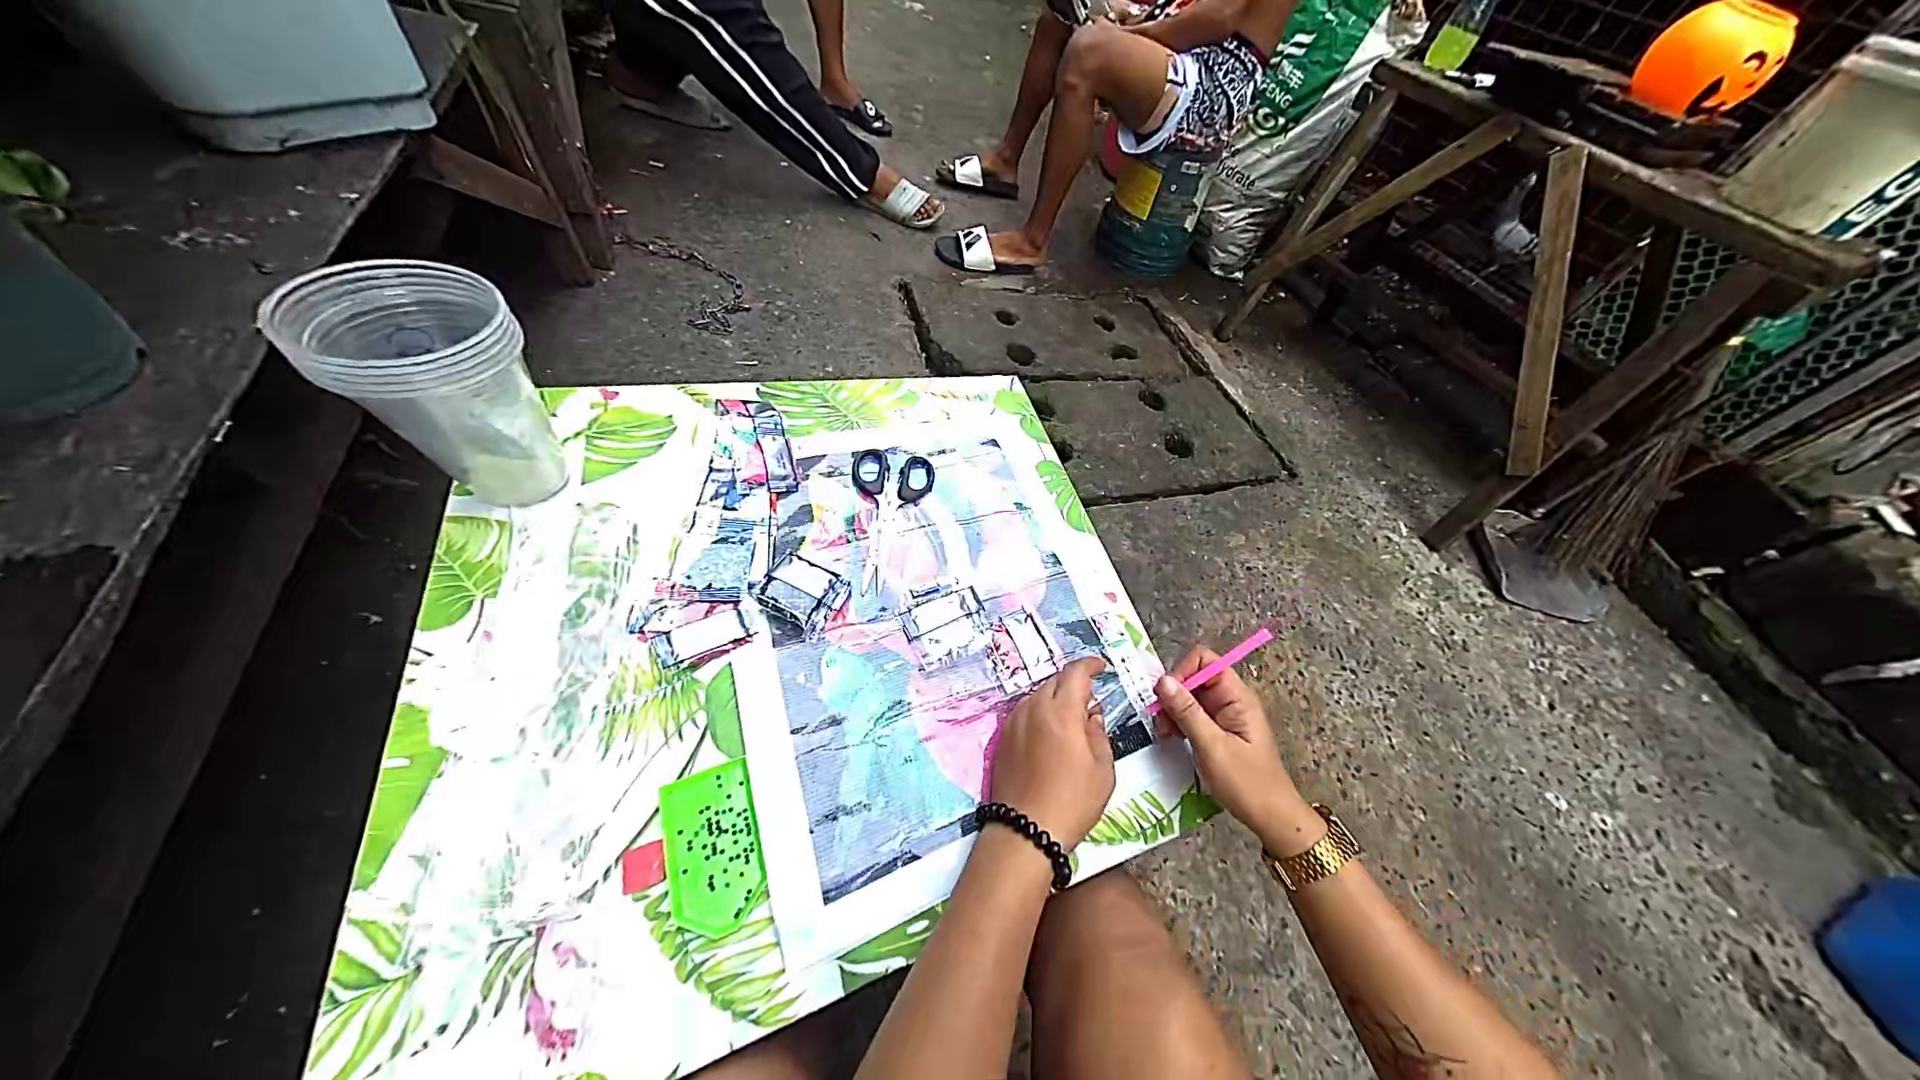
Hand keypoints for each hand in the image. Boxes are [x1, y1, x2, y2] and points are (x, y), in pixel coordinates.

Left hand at [989, 656, 1115, 850]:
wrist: (1024, 830)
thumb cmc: (1071, 801)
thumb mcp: (1102, 769)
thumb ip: (1098, 733)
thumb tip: (1091, 715)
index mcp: (1061, 711)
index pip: (1075, 673)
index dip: (1090, 665)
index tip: (1100, 667)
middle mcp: (1033, 709)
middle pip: (1055, 682)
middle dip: (1073, 685)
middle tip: (1090, 703)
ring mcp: (1013, 723)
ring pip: (1037, 697)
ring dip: (1055, 700)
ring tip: (1070, 723)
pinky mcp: (1002, 739)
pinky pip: (1024, 714)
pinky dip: (1039, 715)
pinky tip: (1049, 737)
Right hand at [1153, 647, 1321, 854]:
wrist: (1271, 818)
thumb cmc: (1246, 782)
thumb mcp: (1212, 746)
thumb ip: (1186, 711)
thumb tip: (1162, 680)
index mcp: (1237, 696)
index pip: (1204, 661)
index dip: (1182, 672)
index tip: (1167, 698)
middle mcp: (1230, 699)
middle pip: (1193, 678)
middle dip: (1173, 694)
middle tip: (1162, 721)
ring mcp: (1224, 715)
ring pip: (1188, 696)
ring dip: (1172, 710)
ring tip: (1166, 733)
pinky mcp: (1217, 730)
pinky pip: (1191, 714)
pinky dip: (1178, 722)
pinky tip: (1173, 738)